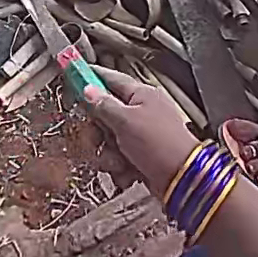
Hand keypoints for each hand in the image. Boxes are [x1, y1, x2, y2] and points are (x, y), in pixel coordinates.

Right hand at [82, 65, 200, 194]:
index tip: (73, 75)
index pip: (111, 79)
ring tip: (119, 161)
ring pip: (109, 138)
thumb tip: (87, 90)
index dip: (91, 77)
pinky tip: (127, 172)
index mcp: (141, 95)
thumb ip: (103, 105)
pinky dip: (119, 166)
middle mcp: (141, 112)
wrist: (184, 181)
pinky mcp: (142, 155)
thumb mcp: (125, 121)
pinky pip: (119, 156)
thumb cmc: (160, 145)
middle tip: (99, 138)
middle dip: (99, 131)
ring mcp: (142, 134)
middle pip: (105, 113)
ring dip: (108, 153)